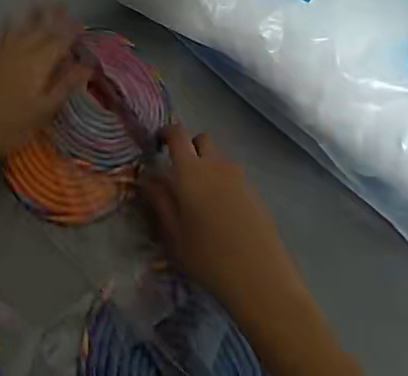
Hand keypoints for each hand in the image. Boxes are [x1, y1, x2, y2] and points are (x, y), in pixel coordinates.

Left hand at [0, 3, 91, 153]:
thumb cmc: (13, 124)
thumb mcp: (45, 109)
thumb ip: (67, 84)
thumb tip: (87, 66)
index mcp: (42, 61)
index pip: (61, 39)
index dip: (72, 29)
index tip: (81, 21)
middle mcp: (25, 48)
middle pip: (43, 27)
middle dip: (55, 15)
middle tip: (64, 6)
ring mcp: (4, 49)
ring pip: (22, 23)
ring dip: (34, 12)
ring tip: (42, 4)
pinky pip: (0, 30)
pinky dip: (8, 20)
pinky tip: (10, 15)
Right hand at [141, 124, 305, 313]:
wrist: (259, 275)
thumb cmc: (208, 258)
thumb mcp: (175, 235)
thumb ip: (160, 201)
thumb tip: (148, 177)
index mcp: (192, 171)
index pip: (178, 135)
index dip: (167, 133)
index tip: (158, 143)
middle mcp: (216, 164)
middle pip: (202, 140)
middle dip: (190, 148)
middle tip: (180, 173)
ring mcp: (239, 175)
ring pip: (218, 158)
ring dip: (207, 166)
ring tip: (200, 200)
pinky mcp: (254, 189)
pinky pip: (232, 174)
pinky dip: (222, 181)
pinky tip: (221, 213)